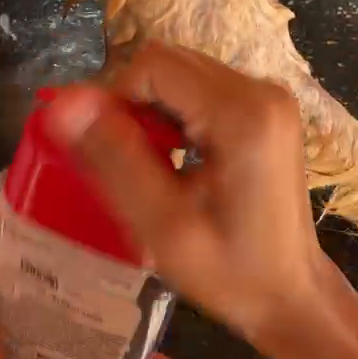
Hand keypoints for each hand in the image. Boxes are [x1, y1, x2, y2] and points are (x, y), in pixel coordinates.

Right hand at [44, 42, 331, 342]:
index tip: (111, 151)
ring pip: (180, 69)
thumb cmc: (231, 273)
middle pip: (167, 61)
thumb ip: (113, 158)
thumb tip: (62, 103)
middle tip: (131, 161)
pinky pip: (200, 84)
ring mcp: (268, 93)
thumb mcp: (161, 226)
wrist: (295, 298)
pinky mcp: (266, 103)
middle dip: (135, 102)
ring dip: (153, 106)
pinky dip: (175, 109)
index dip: (117, 98)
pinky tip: (178, 154)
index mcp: (242, 114)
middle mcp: (260, 88)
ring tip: (156, 163)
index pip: (153, 64)